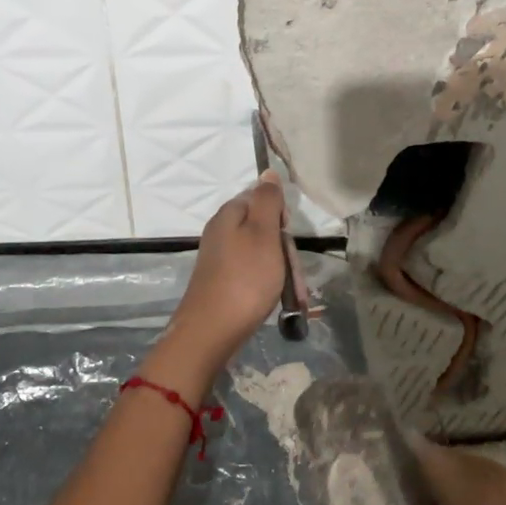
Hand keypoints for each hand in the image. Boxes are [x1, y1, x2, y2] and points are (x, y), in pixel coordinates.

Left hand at [155, 171, 288, 377]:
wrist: (212, 332)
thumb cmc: (244, 278)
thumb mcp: (263, 233)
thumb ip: (267, 201)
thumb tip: (267, 172)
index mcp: (228, 215)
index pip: (260, 200)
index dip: (280, 217)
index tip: (289, 239)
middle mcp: (220, 233)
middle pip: (262, 230)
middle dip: (284, 253)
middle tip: (293, 277)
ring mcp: (219, 259)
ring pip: (261, 256)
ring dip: (281, 274)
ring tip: (292, 297)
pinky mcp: (222, 283)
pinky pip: (252, 276)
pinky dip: (268, 287)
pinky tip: (277, 302)